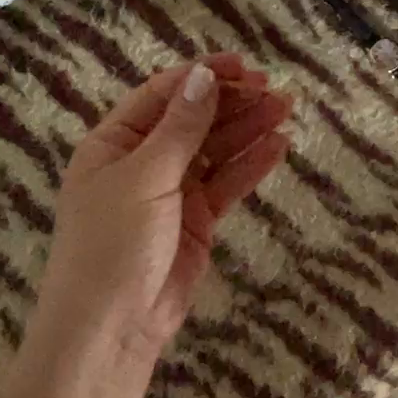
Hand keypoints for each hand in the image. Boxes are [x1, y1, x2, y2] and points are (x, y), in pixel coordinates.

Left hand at [41, 54, 292, 353]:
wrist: (110, 330)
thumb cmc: (112, 244)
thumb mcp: (143, 177)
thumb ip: (179, 128)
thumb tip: (202, 76)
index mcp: (114, 141)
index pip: (162, 95)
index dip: (201, 76)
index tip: (242, 66)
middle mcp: (142, 160)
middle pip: (193, 119)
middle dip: (231, 102)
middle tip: (273, 89)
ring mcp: (171, 191)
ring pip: (214, 148)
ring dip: (248, 128)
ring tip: (286, 108)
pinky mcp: (196, 220)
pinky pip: (226, 183)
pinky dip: (251, 164)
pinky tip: (279, 145)